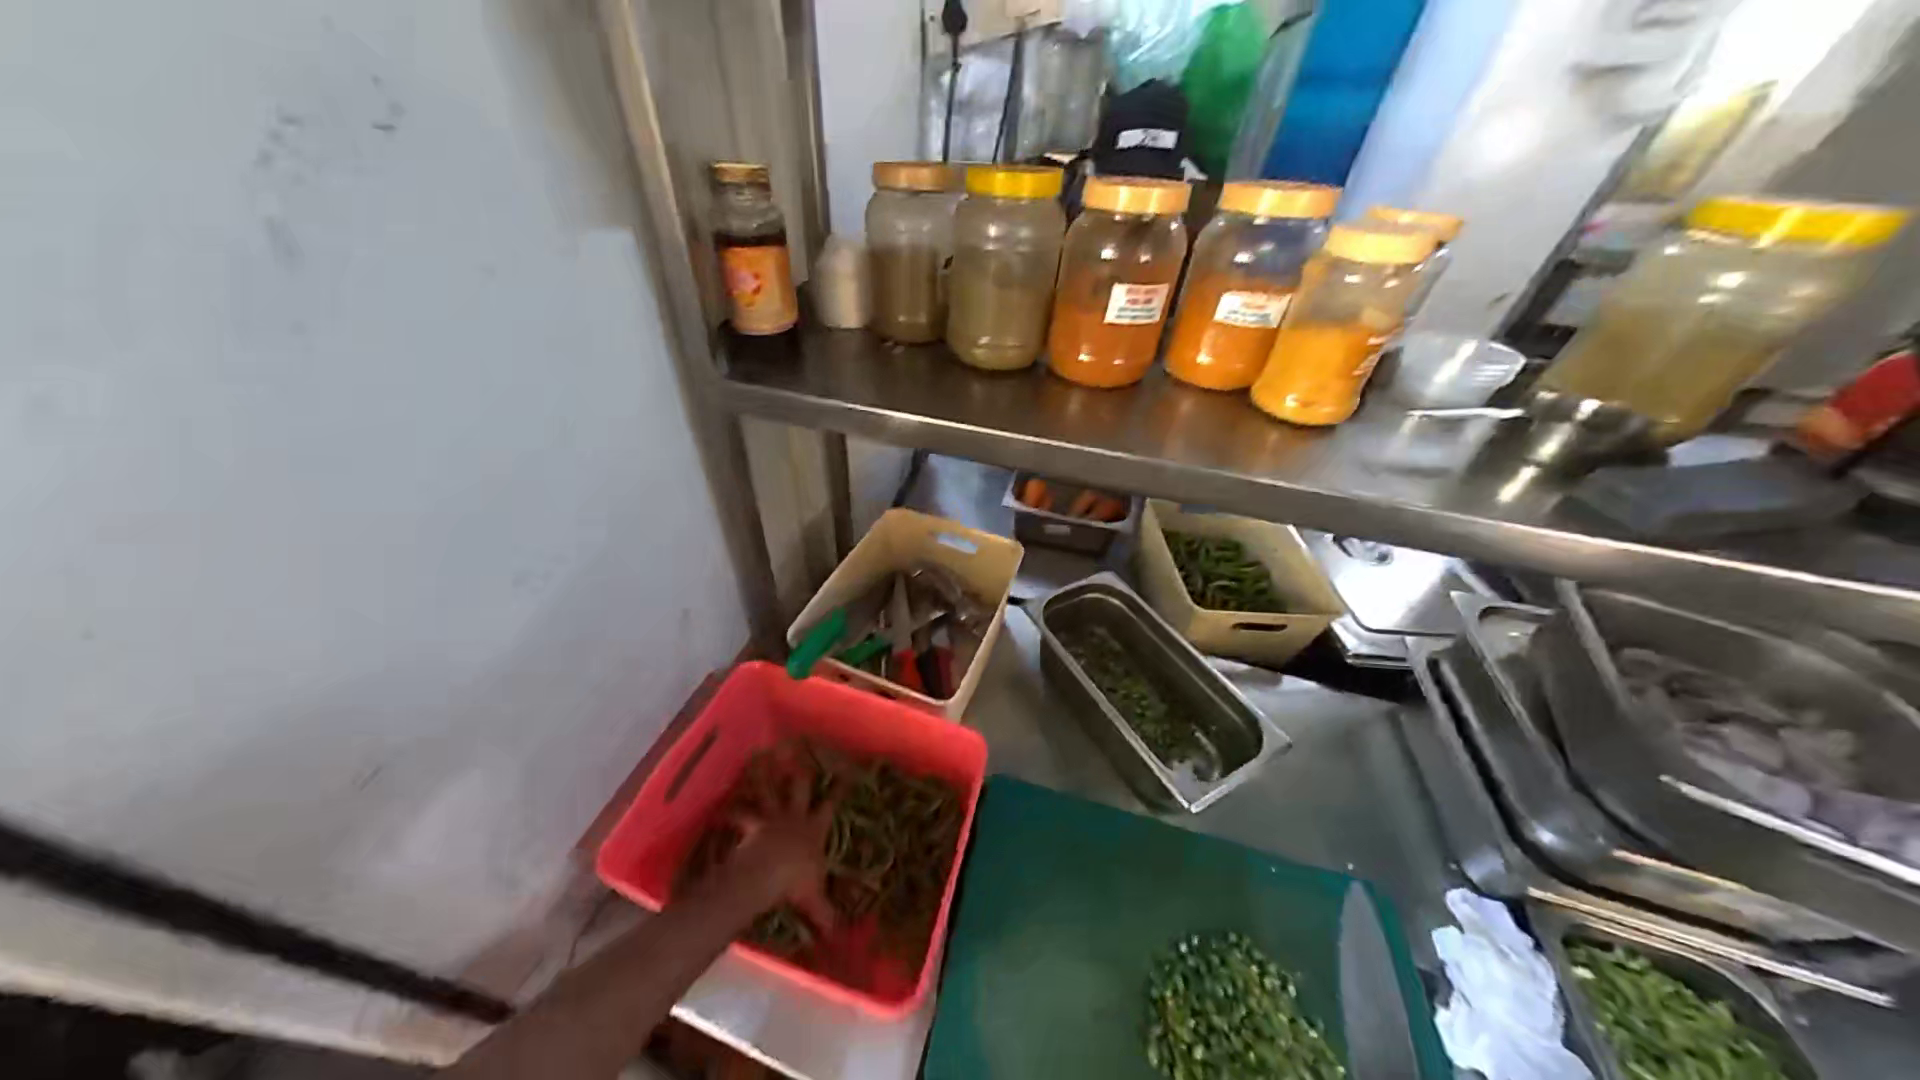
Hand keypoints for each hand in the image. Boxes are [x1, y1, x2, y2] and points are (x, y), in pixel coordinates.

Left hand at [709, 751, 836, 926]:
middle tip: (798, 747)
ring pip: (770, 791)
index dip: (839, 790)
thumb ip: (828, 917)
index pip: (830, 806)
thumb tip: (845, 942)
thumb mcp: (816, 900)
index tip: (846, 772)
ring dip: (765, 774)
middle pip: (800, 787)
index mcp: (815, 830)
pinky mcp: (751, 825)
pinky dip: (733, 810)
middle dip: (801, 767)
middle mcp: (795, 817)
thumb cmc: (795, 883)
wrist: (766, 875)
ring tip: (760, 755)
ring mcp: (772, 817)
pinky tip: (725, 803)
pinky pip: (741, 814)